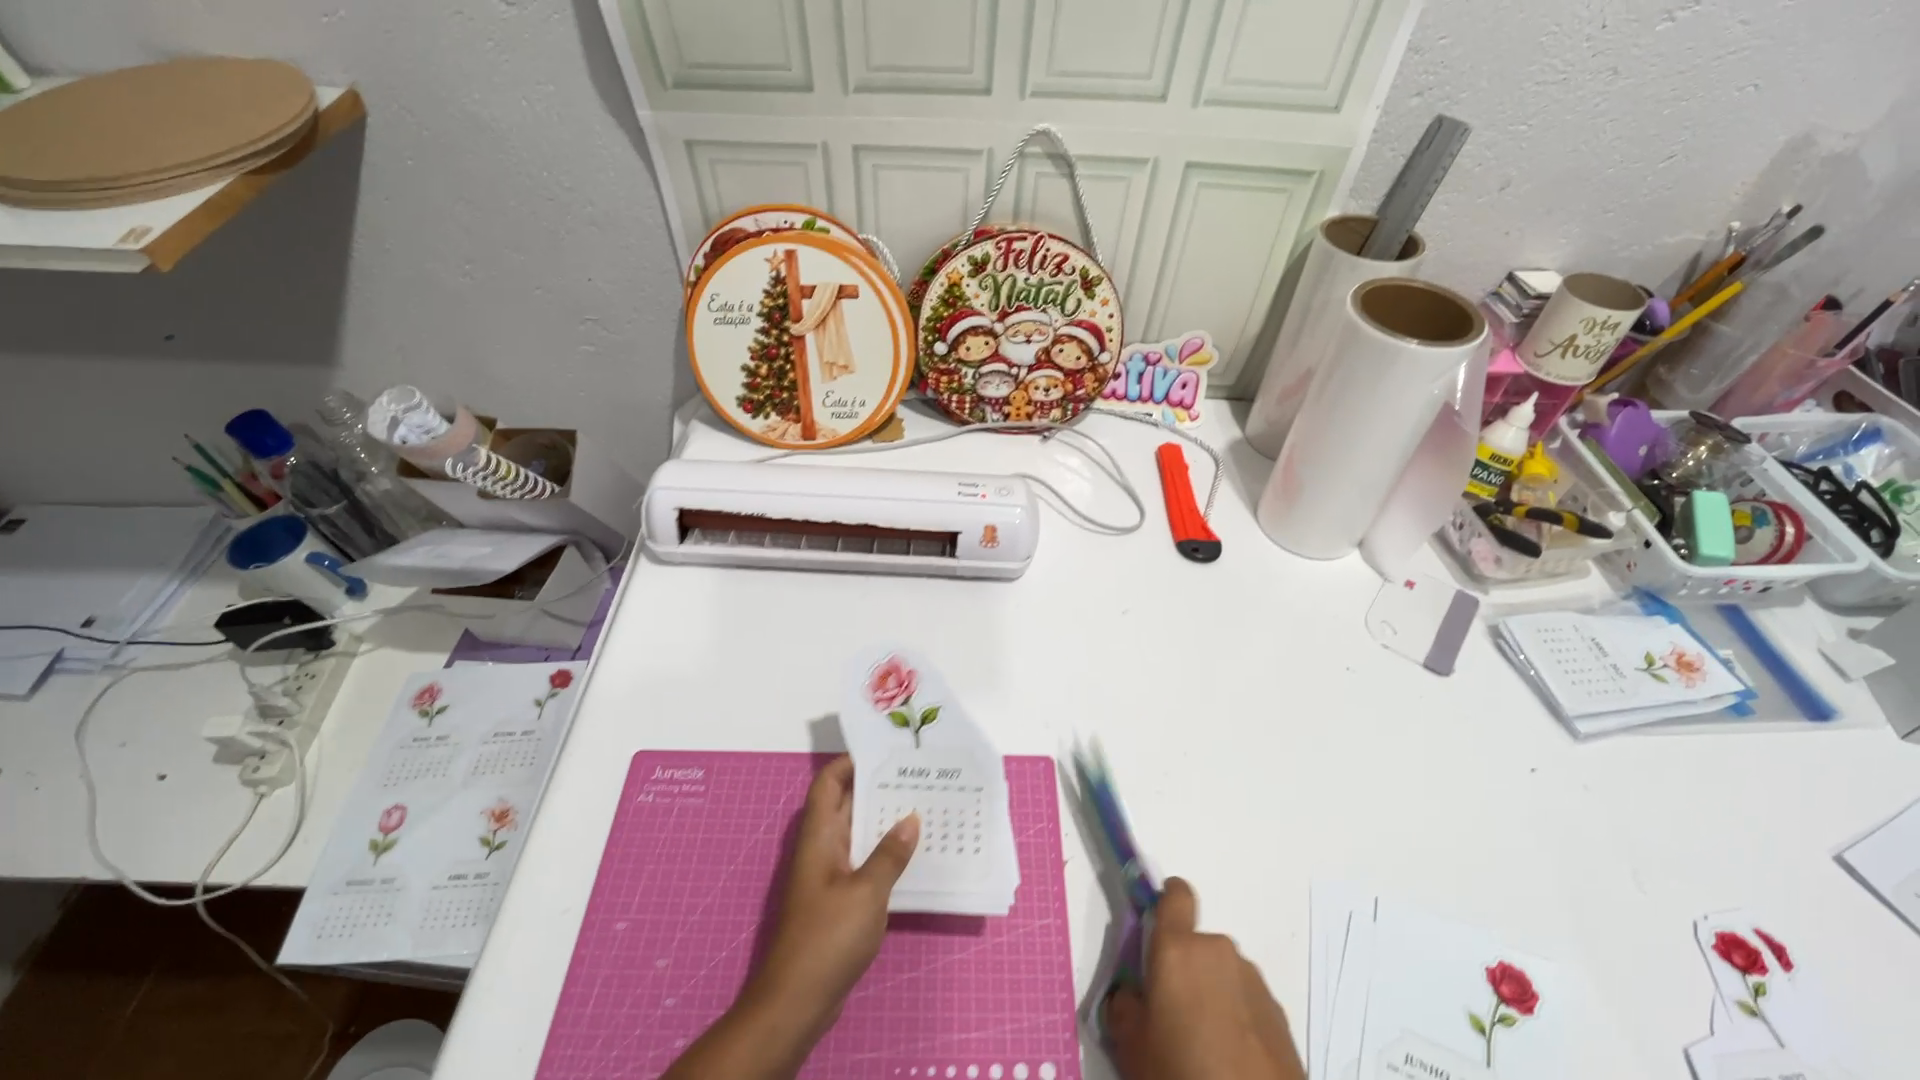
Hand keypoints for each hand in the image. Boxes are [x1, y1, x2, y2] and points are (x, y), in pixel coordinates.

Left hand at [752, 755, 920, 1017]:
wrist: (798, 998)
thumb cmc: (828, 936)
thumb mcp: (867, 892)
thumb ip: (889, 854)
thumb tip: (910, 817)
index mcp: (819, 837)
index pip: (828, 784)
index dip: (849, 763)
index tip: (884, 751)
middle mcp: (820, 850)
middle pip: (844, 806)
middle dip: (875, 788)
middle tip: (916, 775)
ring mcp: (827, 876)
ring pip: (855, 835)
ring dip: (882, 821)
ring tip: (923, 807)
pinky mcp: (837, 900)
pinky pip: (861, 862)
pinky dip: (883, 853)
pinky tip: (912, 856)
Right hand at [1103, 878, 1304, 1079]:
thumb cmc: (1179, 1073)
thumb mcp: (1129, 1045)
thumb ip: (1125, 1007)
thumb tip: (1134, 994)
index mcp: (1178, 950)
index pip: (1176, 897)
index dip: (1167, 897)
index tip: (1159, 916)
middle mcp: (1219, 953)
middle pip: (1195, 947)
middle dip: (1183, 972)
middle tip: (1170, 1017)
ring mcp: (1254, 983)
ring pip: (1222, 976)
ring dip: (1211, 997)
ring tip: (1203, 1047)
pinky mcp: (1279, 1014)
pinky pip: (1245, 1003)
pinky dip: (1236, 1021)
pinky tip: (1230, 1061)